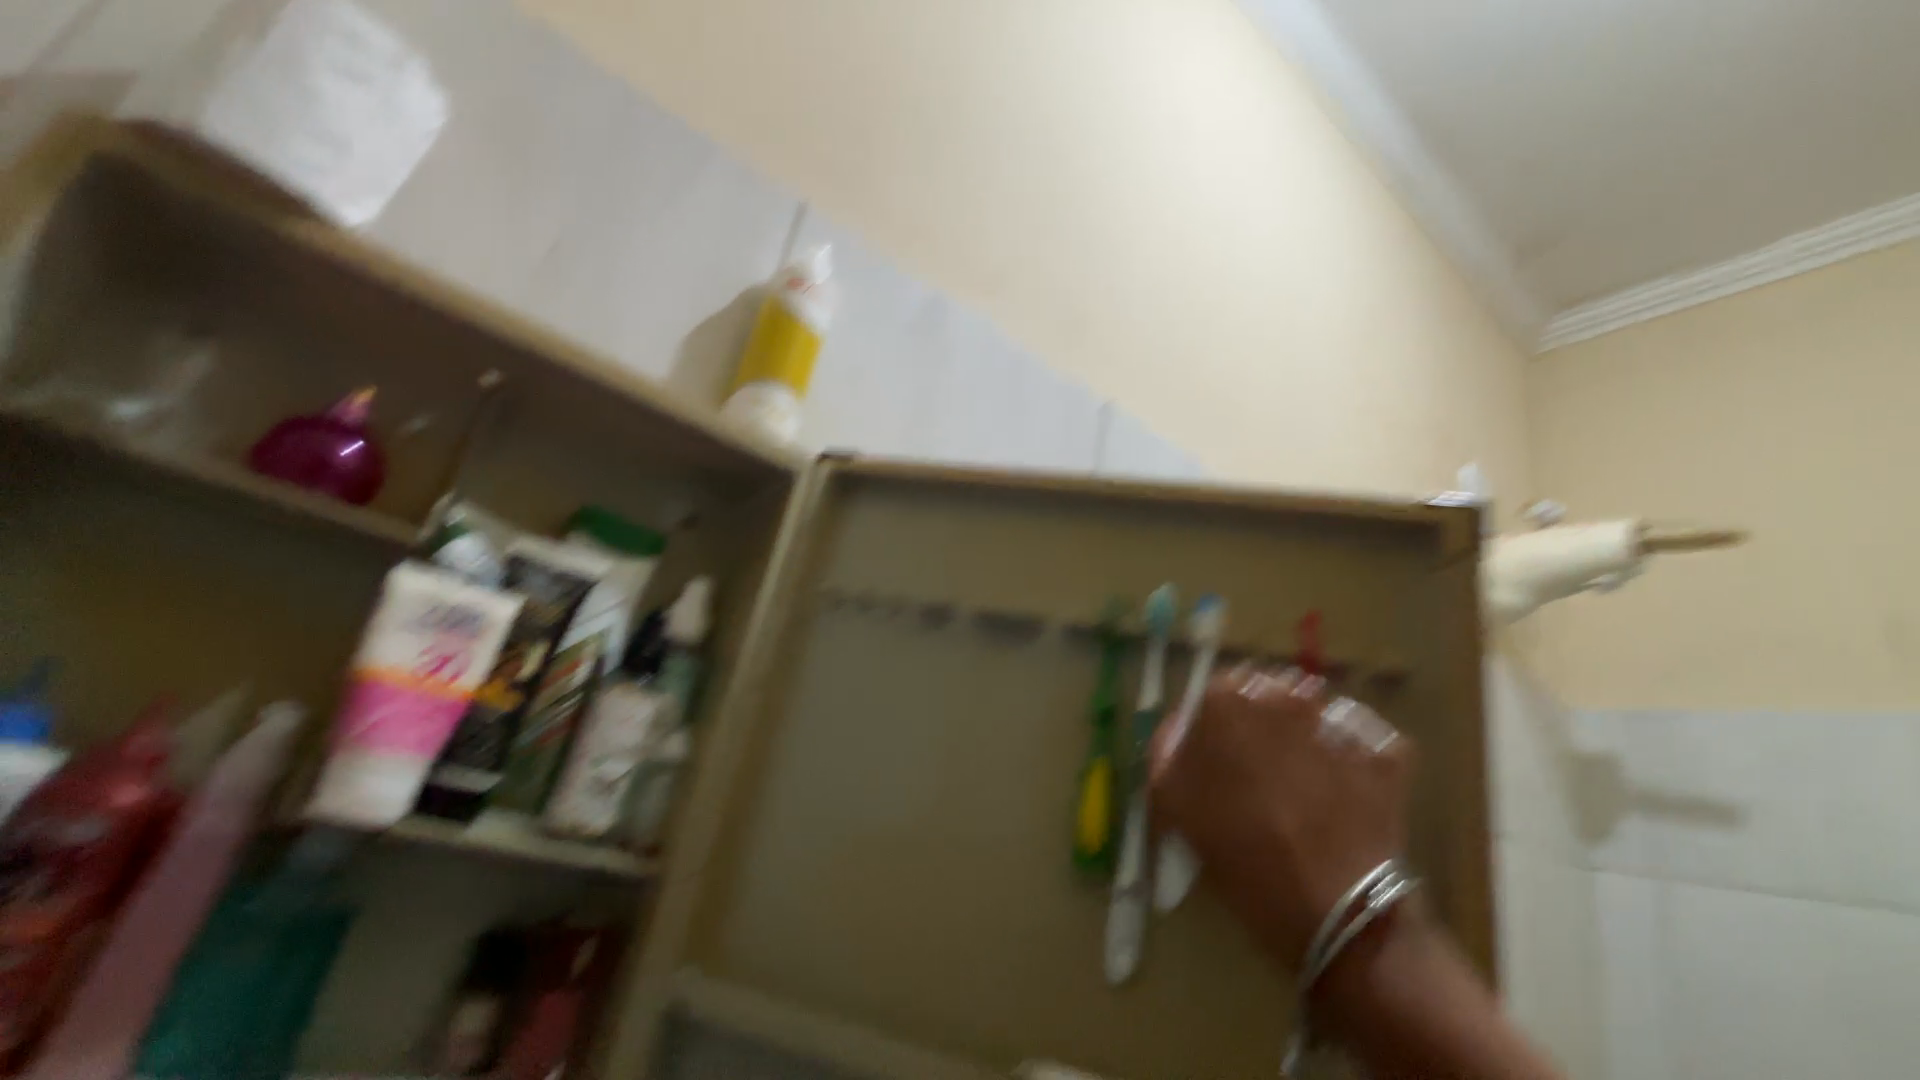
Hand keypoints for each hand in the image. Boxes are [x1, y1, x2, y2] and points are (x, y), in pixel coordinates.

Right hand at [1148, 667, 1418, 969]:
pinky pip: (1363, 744)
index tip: (1224, 759)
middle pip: (1273, 696)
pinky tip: (1345, 799)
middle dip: (1269, 725)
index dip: (1221, 726)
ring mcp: (1342, 718)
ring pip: (1319, 716)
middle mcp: (1286, 693)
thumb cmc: (1239, 854)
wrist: (1330, 910)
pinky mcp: (1387, 749)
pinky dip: (1355, 762)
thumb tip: (1183, 725)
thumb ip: (1168, 748)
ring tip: (1309, 789)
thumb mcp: (1171, 802)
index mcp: (1228, 699)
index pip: (1220, 690)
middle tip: (1266, 775)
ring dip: (1312, 738)